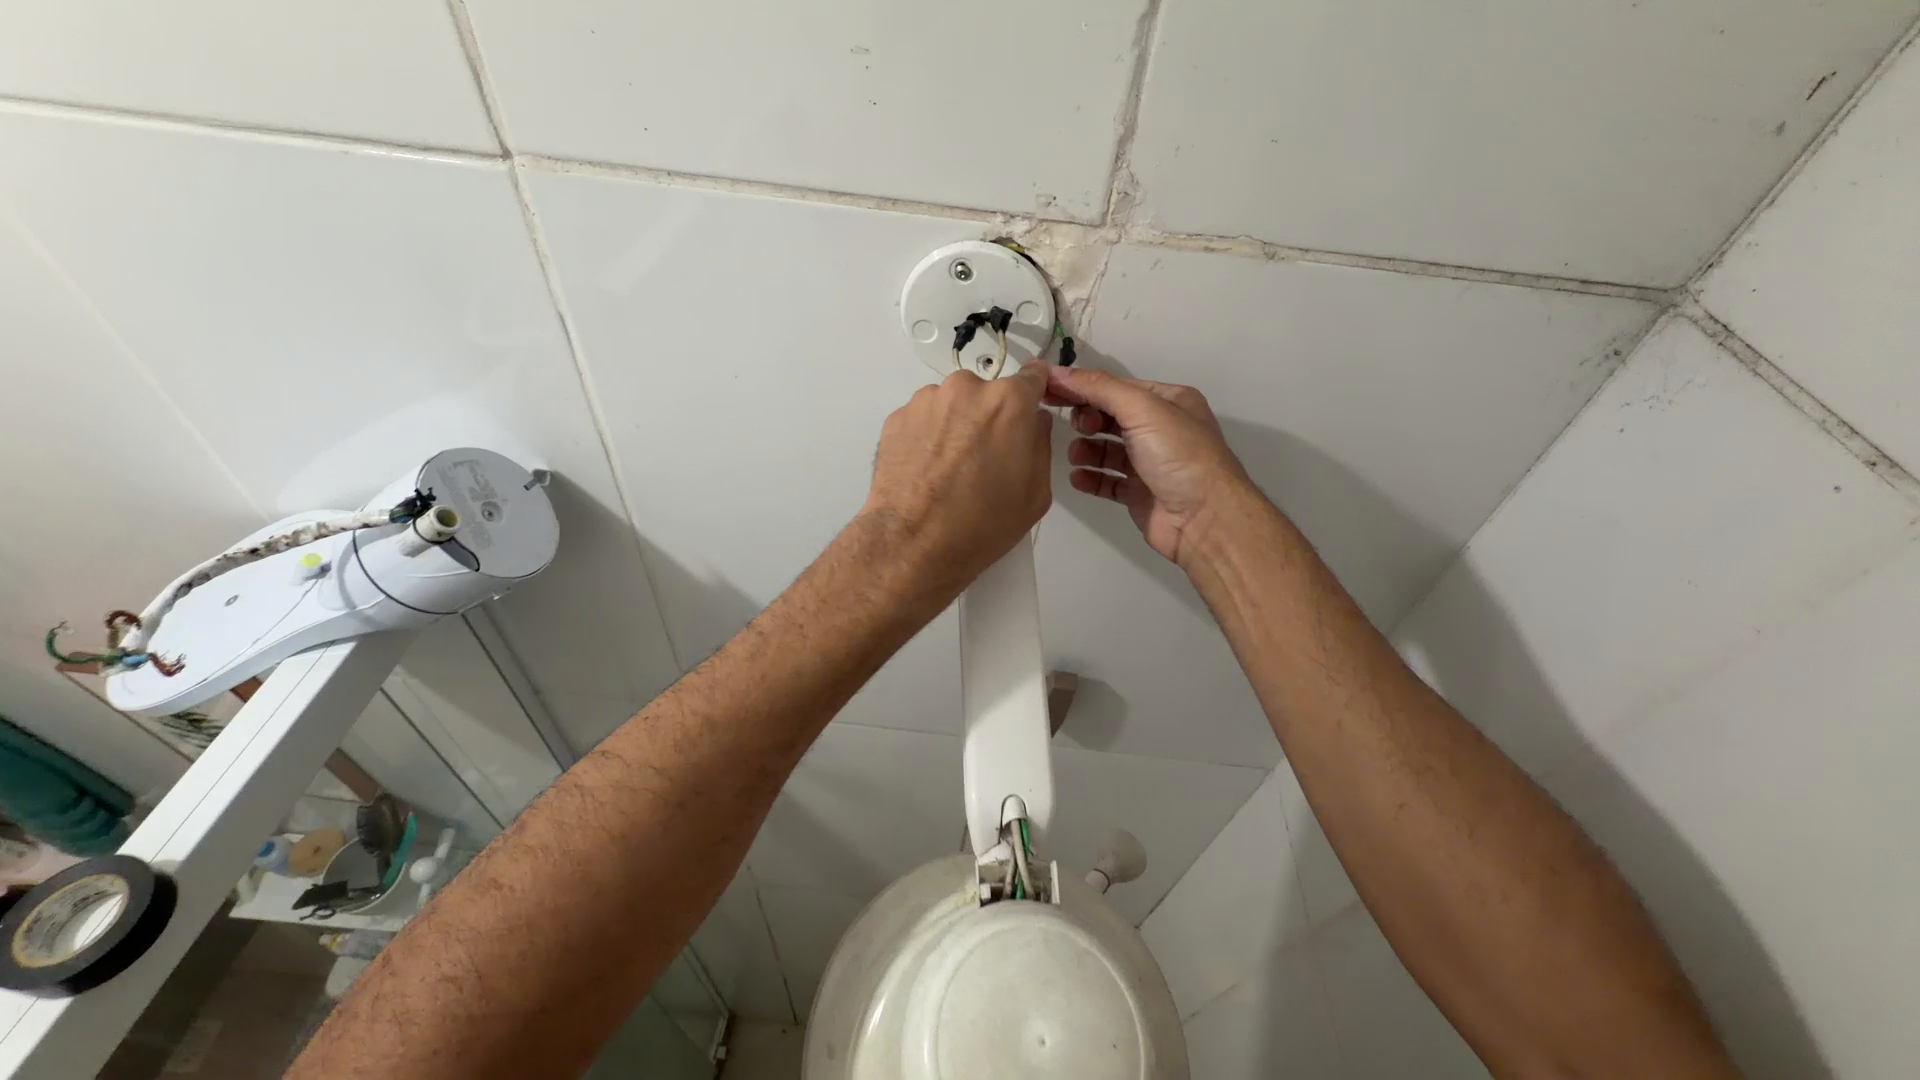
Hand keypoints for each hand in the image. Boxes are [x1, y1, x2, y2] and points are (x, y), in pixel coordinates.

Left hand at [864, 360, 1053, 592]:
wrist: (914, 543)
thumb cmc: (980, 523)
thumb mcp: (1036, 492)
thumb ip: (1040, 445)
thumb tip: (1034, 423)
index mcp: (1008, 402)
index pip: (1032, 376)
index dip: (1034, 391)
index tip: (1030, 405)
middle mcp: (966, 389)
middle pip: (986, 393)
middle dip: (989, 418)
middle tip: (985, 458)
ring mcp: (926, 401)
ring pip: (952, 405)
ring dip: (956, 426)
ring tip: (951, 470)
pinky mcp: (897, 418)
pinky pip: (923, 419)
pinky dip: (928, 437)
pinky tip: (928, 471)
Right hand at [1045, 366, 1255, 566]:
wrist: (1204, 519)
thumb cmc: (1179, 455)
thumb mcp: (1142, 409)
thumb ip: (1099, 388)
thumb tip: (1057, 372)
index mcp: (1168, 401)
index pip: (1116, 387)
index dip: (1082, 387)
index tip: (1048, 390)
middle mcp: (1160, 429)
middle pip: (1109, 416)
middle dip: (1086, 418)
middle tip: (1074, 426)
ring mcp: (1149, 463)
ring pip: (1106, 450)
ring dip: (1085, 449)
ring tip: (1076, 456)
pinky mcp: (1139, 493)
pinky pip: (1106, 481)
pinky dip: (1090, 478)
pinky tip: (1078, 477)